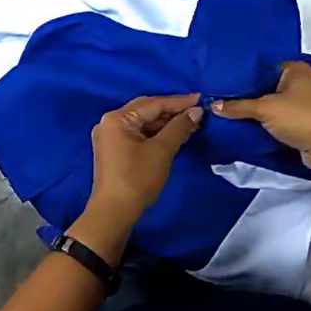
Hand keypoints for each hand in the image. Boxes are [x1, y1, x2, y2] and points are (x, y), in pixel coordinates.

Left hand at [88, 93, 202, 219]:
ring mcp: (109, 136)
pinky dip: (154, 134)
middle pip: (145, 110)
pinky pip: (137, 134)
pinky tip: (173, 135)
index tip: (201, 99)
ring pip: (142, 123)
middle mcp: (109, 122)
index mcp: (117, 118)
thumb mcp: (162, 151)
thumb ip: (179, 127)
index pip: (152, 104)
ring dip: (164, 123)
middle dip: (172, 111)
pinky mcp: (113, 149)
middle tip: (197, 112)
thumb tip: (196, 112)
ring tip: (190, 124)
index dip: (178, 102)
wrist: (114, 211)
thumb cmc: (138, 178)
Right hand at [213, 61, 310, 175]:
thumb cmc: (305, 116)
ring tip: (219, 115)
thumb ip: (237, 106)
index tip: (214, 83)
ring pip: (268, 108)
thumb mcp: (265, 108)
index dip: (237, 77)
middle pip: (262, 89)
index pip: (258, 68)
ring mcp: (302, 107)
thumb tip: (213, 105)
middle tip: (212, 100)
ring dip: (251, 115)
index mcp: (293, 69)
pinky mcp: (302, 128)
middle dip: (241, 98)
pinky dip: (262, 128)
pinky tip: (239, 129)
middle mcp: (299, 84)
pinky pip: (275, 125)